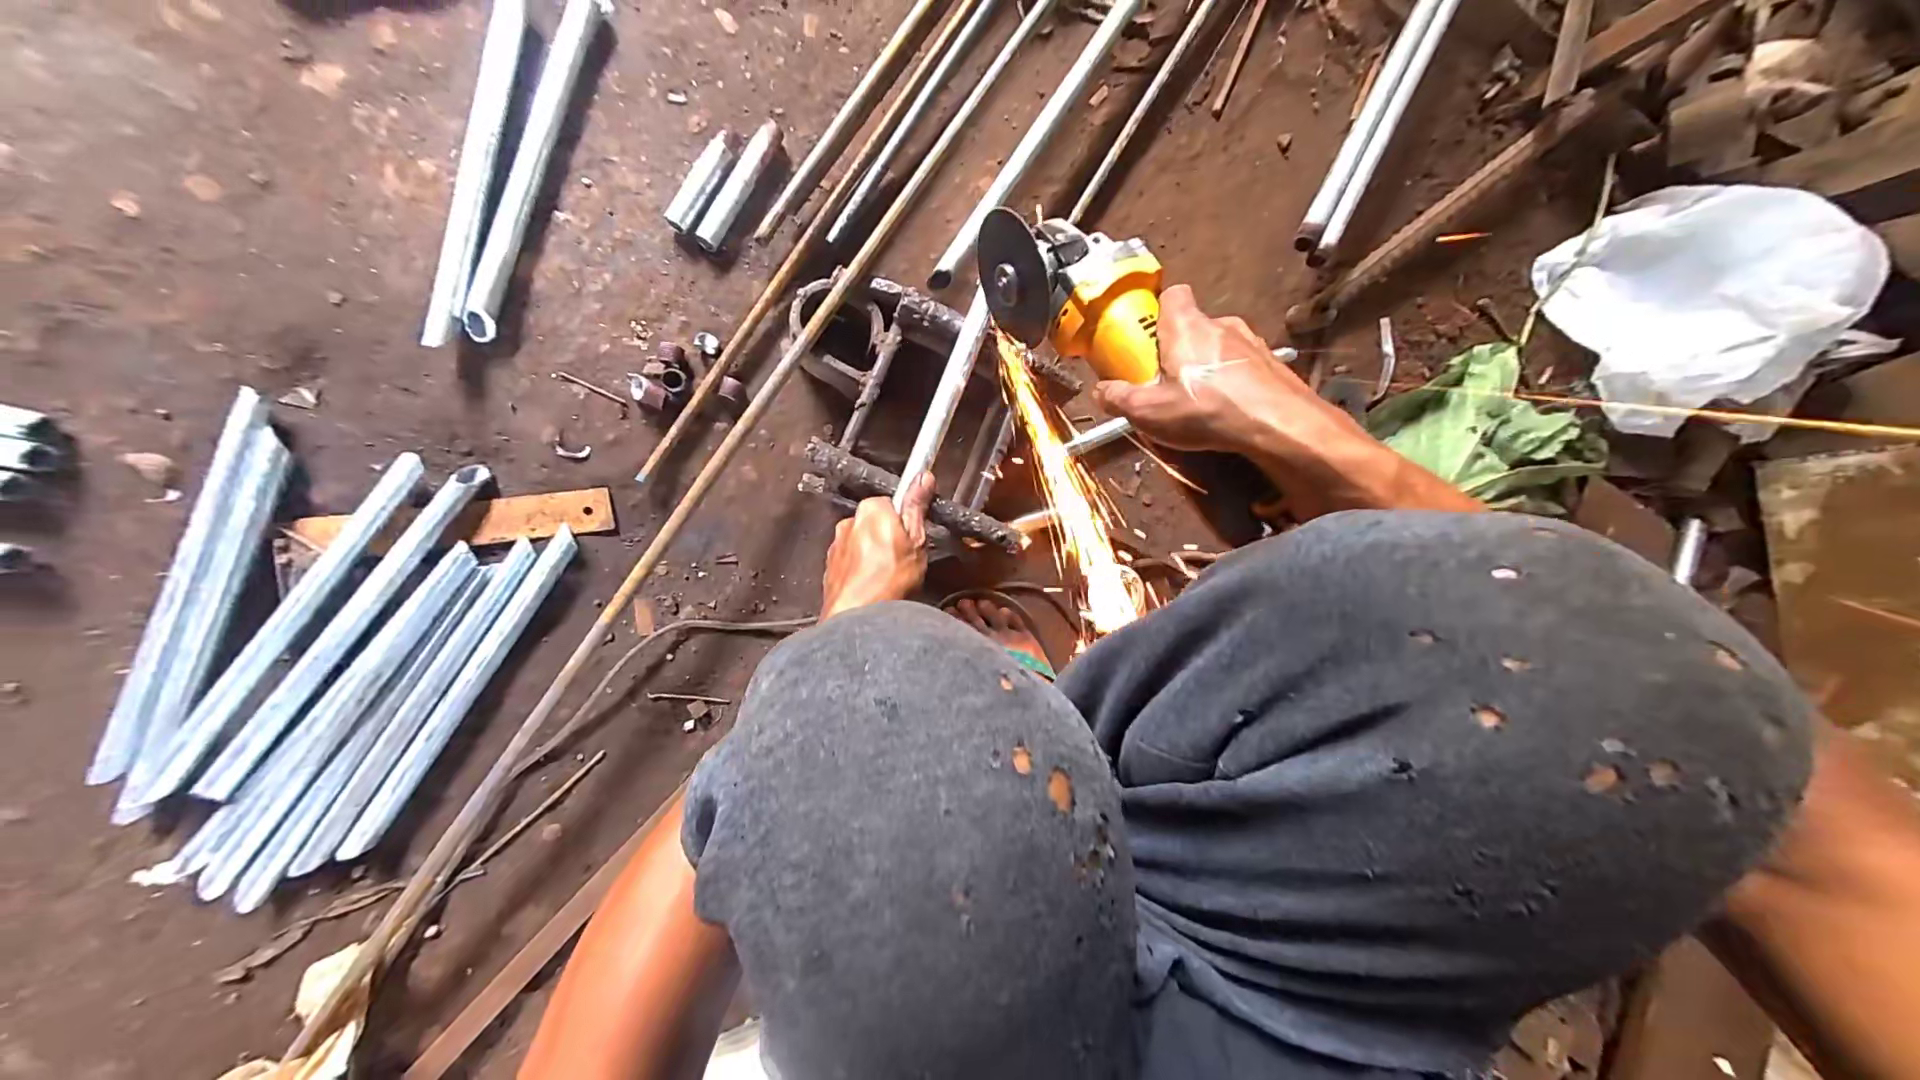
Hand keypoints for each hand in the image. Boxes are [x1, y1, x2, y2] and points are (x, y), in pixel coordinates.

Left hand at [819, 472, 934, 618]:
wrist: (857, 616)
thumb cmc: (887, 582)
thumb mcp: (916, 541)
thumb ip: (917, 507)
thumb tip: (923, 479)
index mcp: (871, 510)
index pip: (893, 503)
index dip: (907, 522)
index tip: (913, 535)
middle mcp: (849, 523)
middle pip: (877, 523)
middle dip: (889, 538)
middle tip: (906, 558)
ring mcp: (837, 546)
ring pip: (863, 544)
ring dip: (874, 556)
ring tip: (890, 577)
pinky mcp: (831, 567)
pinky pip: (852, 563)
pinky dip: (861, 572)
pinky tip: (875, 586)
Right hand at [1091, 284, 1363, 458]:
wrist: (1279, 425)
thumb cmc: (1209, 410)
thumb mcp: (1149, 411)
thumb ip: (1119, 399)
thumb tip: (1101, 392)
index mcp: (1186, 326)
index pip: (1171, 294)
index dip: (1156, 312)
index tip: (1144, 340)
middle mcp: (1220, 324)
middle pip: (1192, 326)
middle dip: (1176, 350)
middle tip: (1162, 382)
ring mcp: (1250, 342)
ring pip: (1218, 347)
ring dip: (1205, 367)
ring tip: (1195, 402)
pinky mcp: (1271, 364)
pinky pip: (1241, 367)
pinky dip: (1230, 382)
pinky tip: (1224, 411)